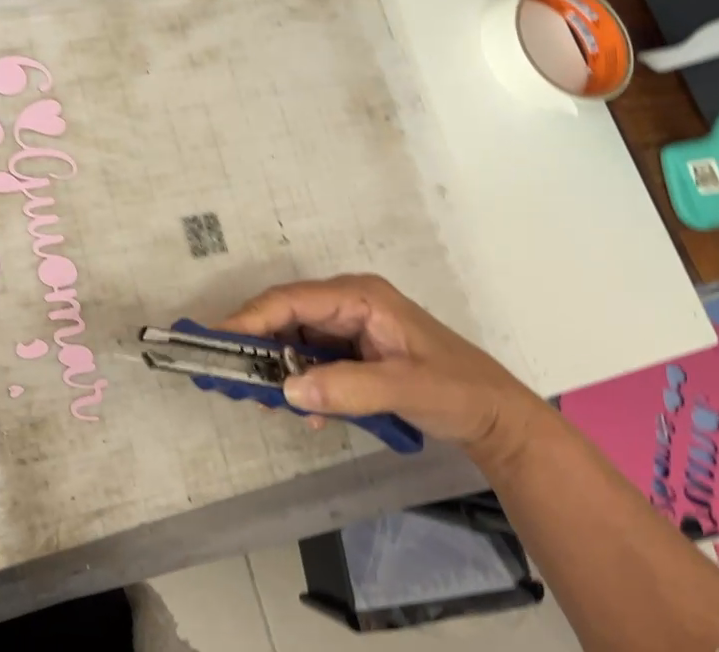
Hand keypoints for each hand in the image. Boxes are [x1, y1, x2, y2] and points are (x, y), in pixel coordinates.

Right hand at [219, 275, 547, 462]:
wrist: (501, 422)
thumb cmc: (460, 393)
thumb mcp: (406, 389)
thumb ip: (347, 388)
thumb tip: (284, 389)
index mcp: (358, 296)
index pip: (289, 300)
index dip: (250, 319)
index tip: (217, 342)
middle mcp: (345, 304)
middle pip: (282, 317)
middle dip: (255, 347)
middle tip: (230, 377)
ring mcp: (345, 328)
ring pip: (289, 340)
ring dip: (274, 370)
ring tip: (262, 401)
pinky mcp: (347, 352)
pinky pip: (306, 361)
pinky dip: (297, 384)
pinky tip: (304, 413)